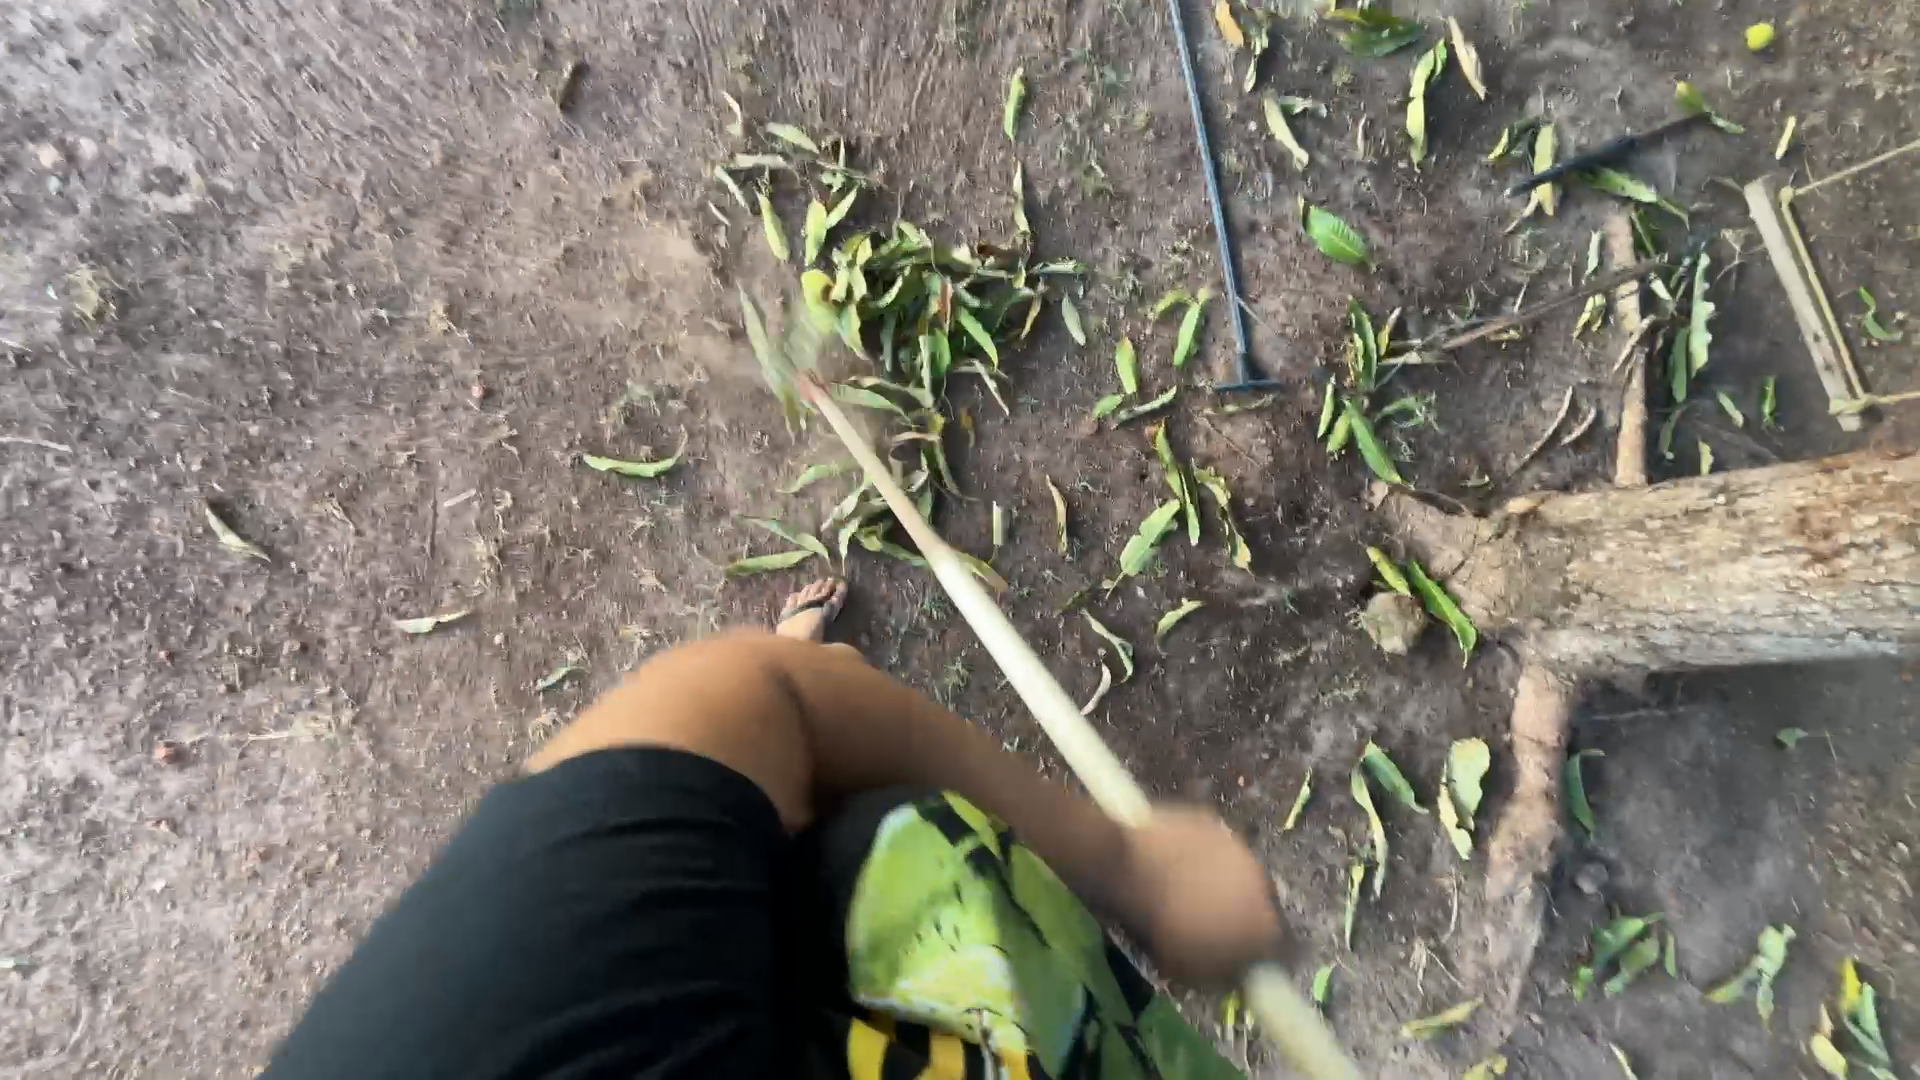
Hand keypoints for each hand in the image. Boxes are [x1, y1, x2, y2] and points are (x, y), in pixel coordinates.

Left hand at [1109, 806, 1287, 988]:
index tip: (1246, 961)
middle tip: (1216, 922)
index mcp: (1267, 924)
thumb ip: (1226, 976)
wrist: (1128, 865)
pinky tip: (1179, 861)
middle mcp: (1263, 881)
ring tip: (1193, 888)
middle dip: (1246, 915)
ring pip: (1240, 871)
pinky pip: (1214, 845)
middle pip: (1263, 905)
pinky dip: (1203, 854)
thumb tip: (1237, 972)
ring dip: (1226, 882)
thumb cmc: (1159, 926)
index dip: (1264, 958)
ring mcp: (1237, 845)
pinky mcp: (1210, 820)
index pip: (1284, 951)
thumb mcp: (1194, 973)